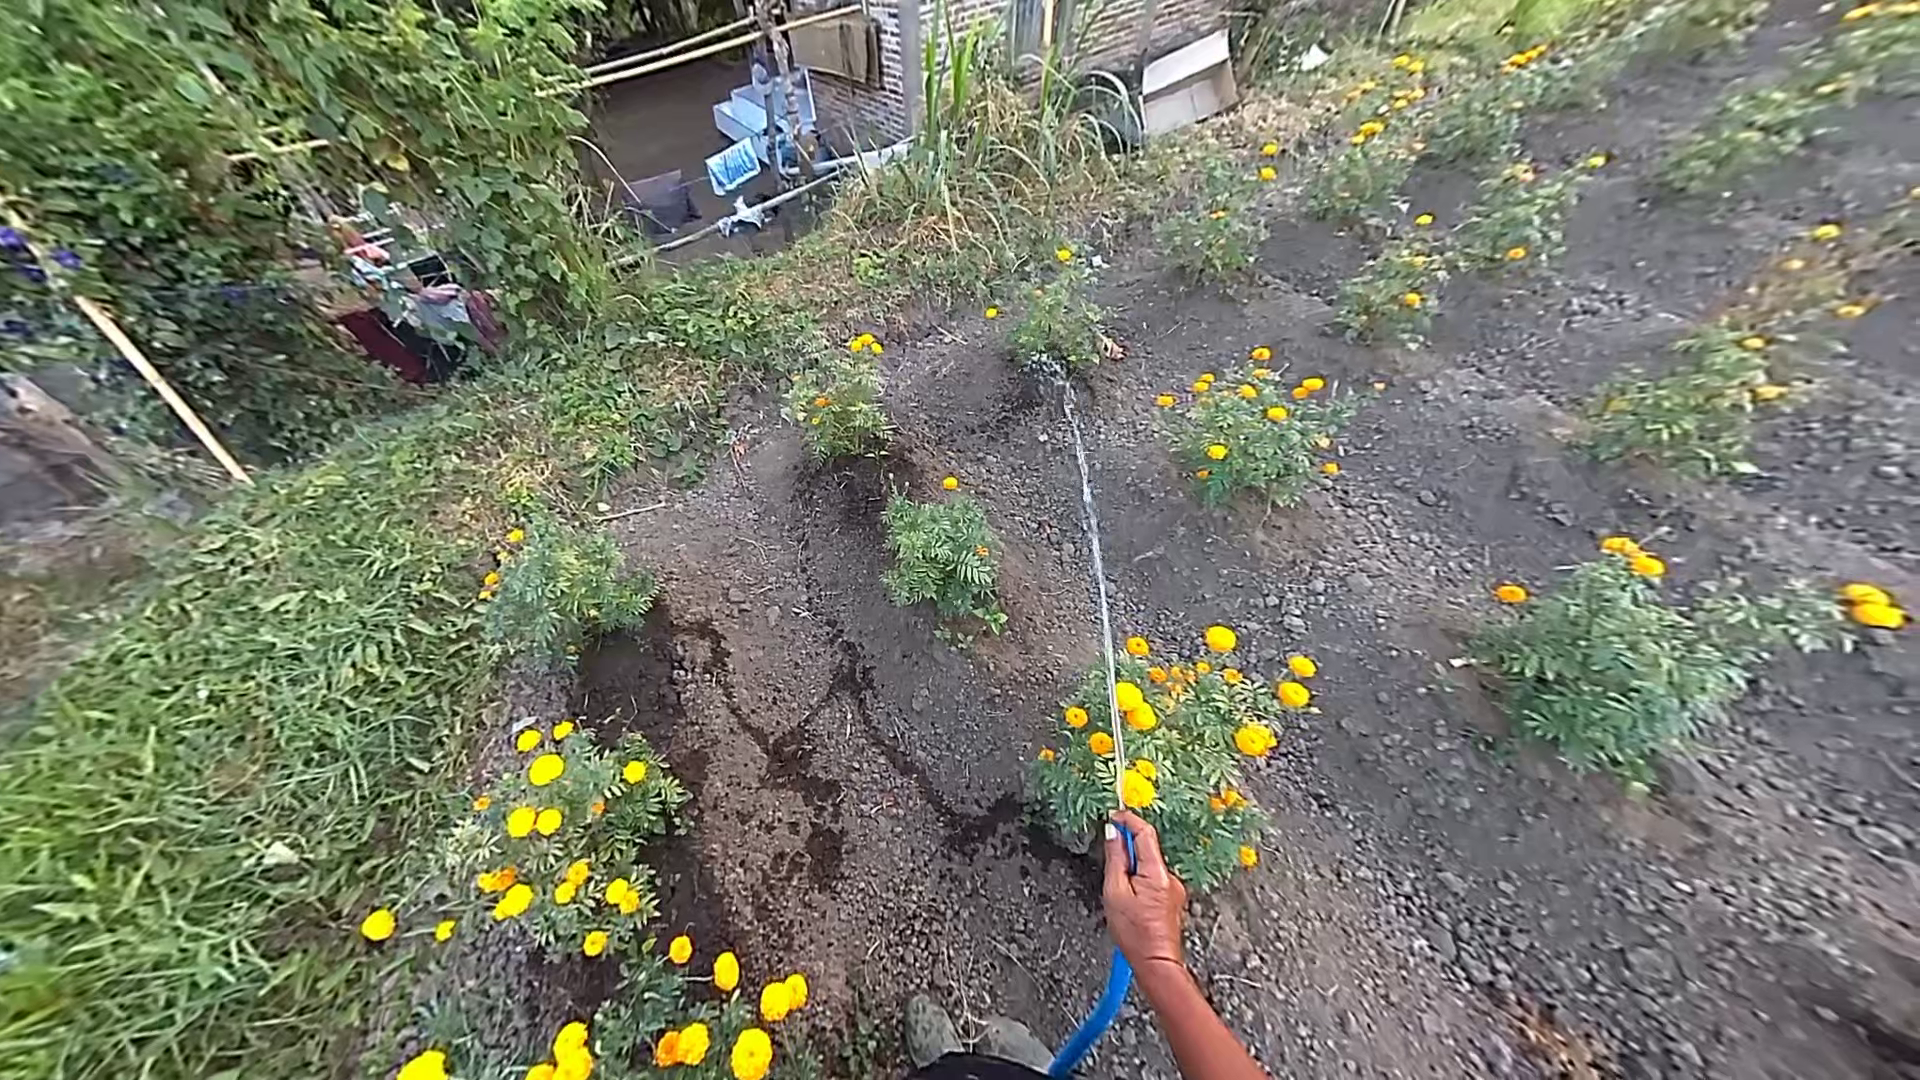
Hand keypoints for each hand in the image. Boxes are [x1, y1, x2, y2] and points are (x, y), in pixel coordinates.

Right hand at [1102, 810, 1187, 977]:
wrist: (1156, 965)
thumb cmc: (1135, 934)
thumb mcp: (1114, 891)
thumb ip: (1115, 858)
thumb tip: (1112, 832)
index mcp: (1156, 873)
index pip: (1144, 832)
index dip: (1127, 820)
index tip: (1112, 817)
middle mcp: (1169, 877)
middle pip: (1147, 847)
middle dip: (1127, 847)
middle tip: (1111, 861)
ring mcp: (1173, 888)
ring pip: (1148, 862)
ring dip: (1132, 865)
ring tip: (1120, 889)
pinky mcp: (1172, 897)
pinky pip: (1153, 876)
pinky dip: (1139, 877)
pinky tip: (1130, 897)